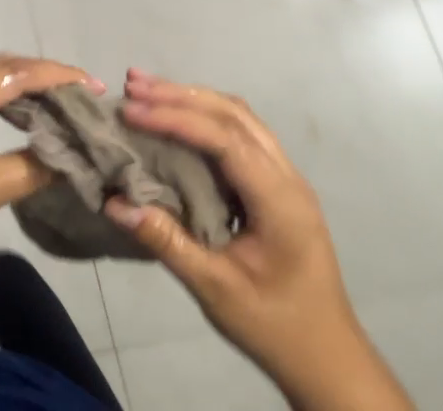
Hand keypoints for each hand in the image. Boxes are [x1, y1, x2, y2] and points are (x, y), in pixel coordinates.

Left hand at [0, 55, 102, 261]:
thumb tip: (66, 156)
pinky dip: (1, 90)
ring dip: (21, 80)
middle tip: (82, 95)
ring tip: (61, 101)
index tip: (93, 86)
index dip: (55, 76)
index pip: (11, 74)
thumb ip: (22, 172)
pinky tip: (21, 111)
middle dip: (42, 74)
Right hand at [103, 71, 410, 410]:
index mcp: (279, 201)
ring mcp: (286, 180)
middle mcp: (287, 178)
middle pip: (234, 115)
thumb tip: (115, 202)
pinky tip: (174, 119)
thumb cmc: (273, 324)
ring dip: (192, 99)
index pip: (225, 139)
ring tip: (145, 90)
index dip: (175, 118)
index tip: (129, 110)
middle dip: (180, 95)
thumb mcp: (216, 289)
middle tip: (131, 84)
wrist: (326, 357)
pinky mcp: (276, 187)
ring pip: (240, 118)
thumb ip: (167, 242)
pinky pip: (240, 134)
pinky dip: (204, 117)